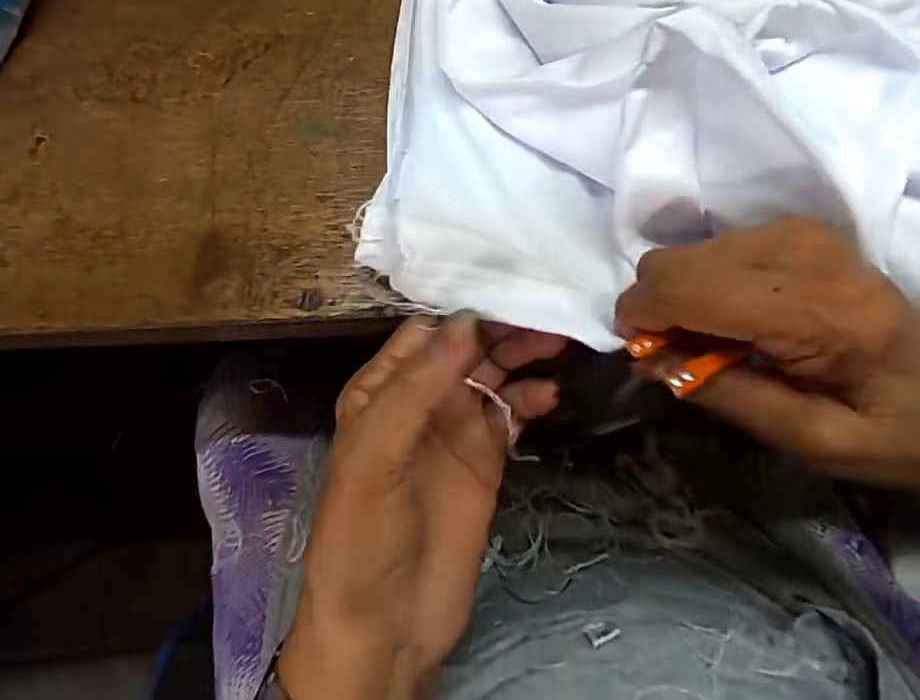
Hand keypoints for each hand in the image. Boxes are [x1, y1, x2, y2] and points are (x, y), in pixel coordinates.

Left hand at [277, 314, 564, 699]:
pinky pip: (511, 415)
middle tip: (544, 316)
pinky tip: (549, 395)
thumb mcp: (375, 454)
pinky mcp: (485, 459)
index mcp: (383, 389)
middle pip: (466, 348)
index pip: (427, 333)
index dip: (464, 313)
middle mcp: (421, 400)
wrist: (386, 625)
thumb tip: (465, 322)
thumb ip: (416, 386)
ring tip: (556, 345)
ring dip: (522, 357)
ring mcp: (455, 428)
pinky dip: (531, 400)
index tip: (507, 294)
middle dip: (502, 329)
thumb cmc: (363, 533)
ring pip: (493, 375)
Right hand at [615, 218, 919, 508]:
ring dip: (679, 297)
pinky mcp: (799, 229)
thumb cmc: (908, 436)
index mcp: (815, 312)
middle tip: (680, 359)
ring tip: (716, 344)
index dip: (642, 318)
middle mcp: (801, 253)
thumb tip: (649, 359)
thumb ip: (726, 396)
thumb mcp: (814, 443)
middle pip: (673, 261)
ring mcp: (800, 232)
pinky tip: (737, 319)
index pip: (687, 288)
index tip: (641, 357)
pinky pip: (713, 247)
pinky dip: (704, 283)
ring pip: (686, 251)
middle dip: (655, 309)